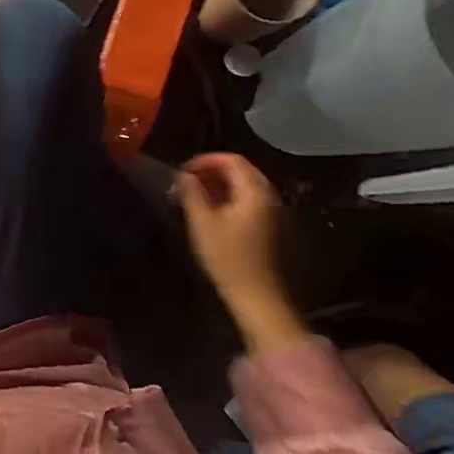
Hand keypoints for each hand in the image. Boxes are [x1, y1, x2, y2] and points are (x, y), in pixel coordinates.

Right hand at [174, 153, 307, 351]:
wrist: (256, 293)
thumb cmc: (228, 256)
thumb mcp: (202, 223)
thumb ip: (192, 193)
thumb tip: (183, 175)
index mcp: (254, 191)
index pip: (232, 160)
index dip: (206, 160)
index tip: (183, 170)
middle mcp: (267, 196)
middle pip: (240, 171)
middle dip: (211, 171)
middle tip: (185, 181)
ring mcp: (270, 211)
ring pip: (243, 186)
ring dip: (218, 185)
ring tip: (192, 195)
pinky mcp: (268, 225)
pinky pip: (246, 200)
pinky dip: (227, 197)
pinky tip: (209, 211)